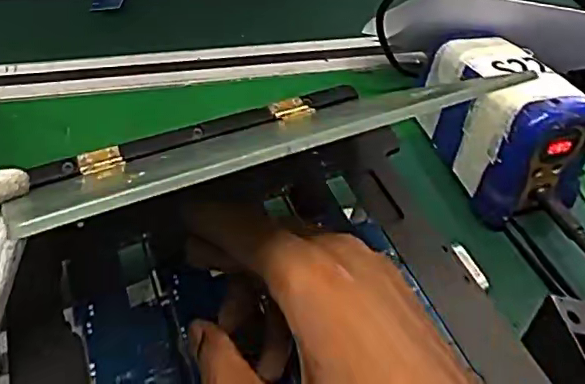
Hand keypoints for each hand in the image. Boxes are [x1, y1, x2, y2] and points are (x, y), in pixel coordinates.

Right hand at [184, 202, 471, 383]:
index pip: (245, 226)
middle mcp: (346, 259)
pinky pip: (337, 273)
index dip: (208, 220)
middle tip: (203, 269)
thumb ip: (226, 369)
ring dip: (269, 286)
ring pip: (304, 255)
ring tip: (253, 347)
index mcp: (314, 277)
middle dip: (233, 258)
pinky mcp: (396, 292)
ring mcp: (376, 272)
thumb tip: (205, 340)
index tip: (188, 216)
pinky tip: (297, 349)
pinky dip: (305, 295)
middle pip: (273, 237)